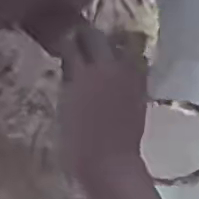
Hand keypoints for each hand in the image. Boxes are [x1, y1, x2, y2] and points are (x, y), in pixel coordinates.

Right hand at [25, 2, 151, 186]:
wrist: (109, 164)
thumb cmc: (77, 144)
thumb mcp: (64, 109)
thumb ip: (69, 81)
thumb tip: (69, 63)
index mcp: (82, 73)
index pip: (72, 43)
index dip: (64, 37)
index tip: (57, 35)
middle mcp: (107, 68)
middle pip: (97, 38)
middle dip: (85, 35)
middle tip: (75, 37)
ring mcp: (128, 76)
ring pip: (119, 46)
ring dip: (107, 45)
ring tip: (98, 51)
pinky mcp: (140, 88)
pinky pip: (134, 63)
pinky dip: (124, 60)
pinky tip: (116, 69)